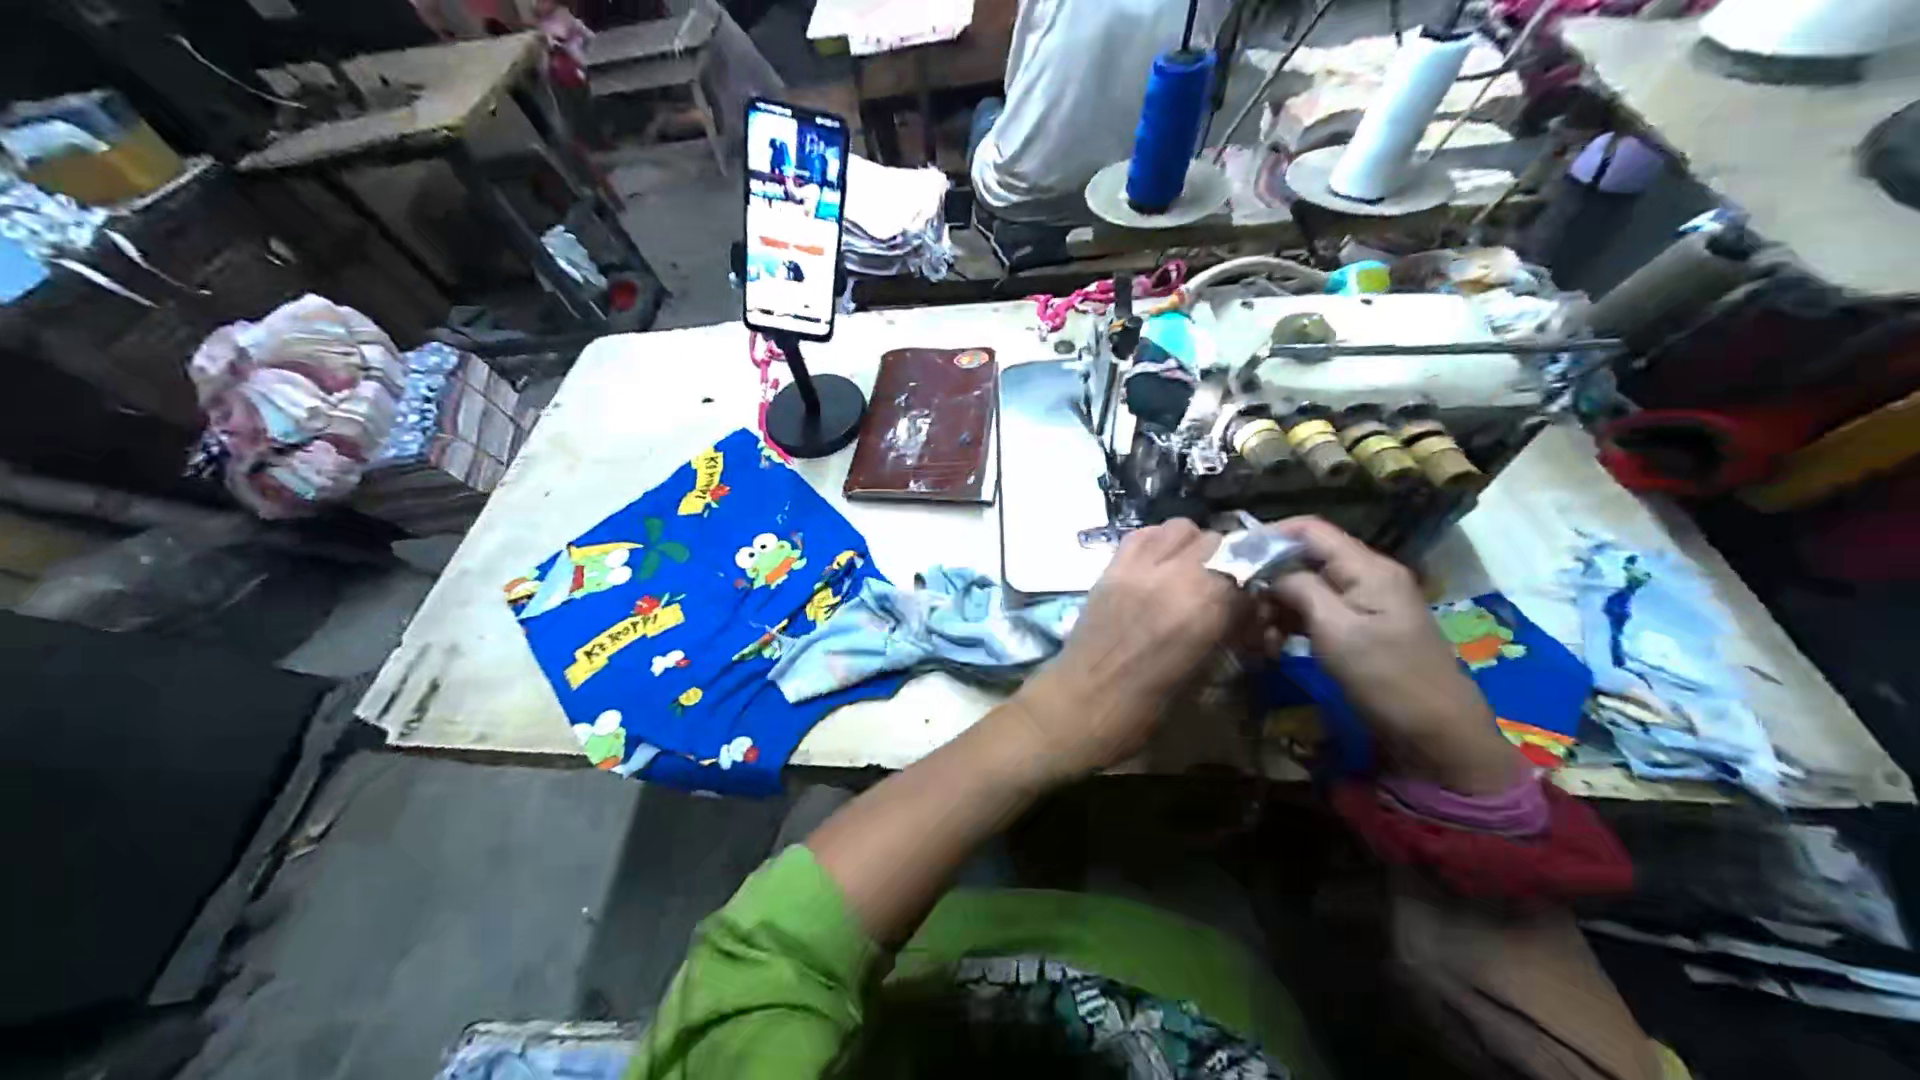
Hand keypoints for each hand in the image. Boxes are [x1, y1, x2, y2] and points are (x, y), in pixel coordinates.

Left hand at [1005, 520, 1236, 780]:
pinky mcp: (1111, 567)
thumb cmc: (1146, 705)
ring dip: (1193, 545)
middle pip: (1219, 542)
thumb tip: (1243, 612)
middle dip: (1229, 562)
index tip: (1250, 604)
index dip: (1255, 586)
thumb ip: (1225, 630)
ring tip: (1188, 571)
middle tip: (1222, 588)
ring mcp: (1139, 567)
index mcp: (1206, 608)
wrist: (1081, 704)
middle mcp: (1175, 576)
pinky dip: (1156, 542)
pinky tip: (1157, 566)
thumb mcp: (1202, 671)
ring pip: (1181, 528)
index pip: (1249, 572)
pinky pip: (1142, 535)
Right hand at [1261, 517, 1519, 794]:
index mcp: (1367, 568)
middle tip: (1242, 607)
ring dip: (1278, 605)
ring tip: (1257, 634)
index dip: (1270, 535)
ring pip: (1308, 586)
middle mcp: (1367, 575)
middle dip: (1270, 578)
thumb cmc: (1385, 677)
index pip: (1311, 530)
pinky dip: (1293, 622)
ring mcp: (1366, 602)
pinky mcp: (1361, 626)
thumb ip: (1300, 589)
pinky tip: (1274, 644)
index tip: (1235, 556)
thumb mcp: (1335, 629)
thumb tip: (1270, 571)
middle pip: (1306, 558)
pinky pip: (1318, 610)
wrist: (1436, 733)